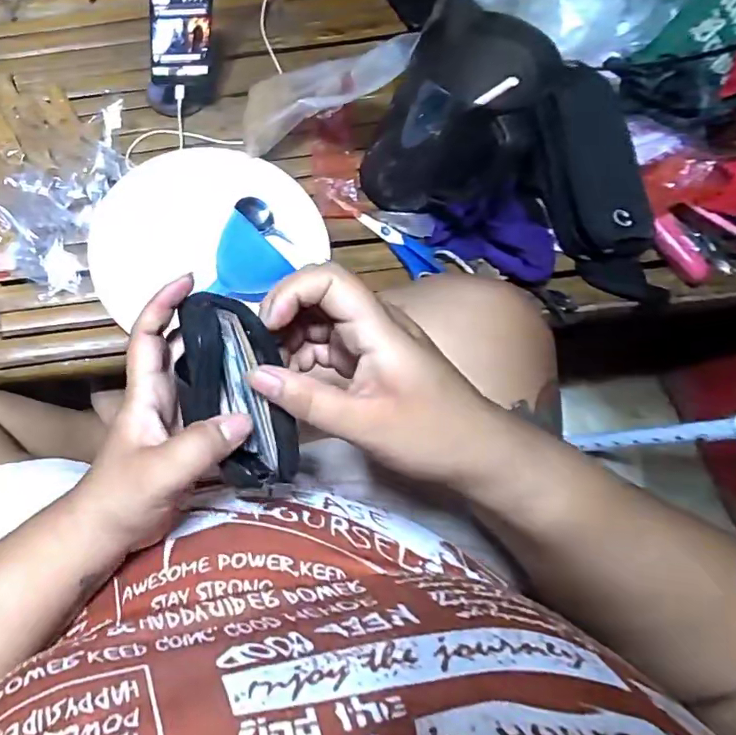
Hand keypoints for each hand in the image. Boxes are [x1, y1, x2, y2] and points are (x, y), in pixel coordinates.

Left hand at [69, 274, 251, 551]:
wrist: (106, 533)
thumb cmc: (119, 497)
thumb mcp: (158, 471)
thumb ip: (199, 446)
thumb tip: (244, 417)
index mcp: (144, 393)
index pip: (148, 335)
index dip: (163, 303)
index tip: (188, 279)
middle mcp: (159, 398)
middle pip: (179, 349)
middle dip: (203, 325)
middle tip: (244, 314)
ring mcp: (174, 420)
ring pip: (199, 378)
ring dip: (223, 360)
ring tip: (260, 348)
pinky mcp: (187, 443)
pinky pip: (213, 411)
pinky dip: (233, 399)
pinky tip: (259, 398)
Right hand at [245, 263, 547, 492]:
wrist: (482, 455)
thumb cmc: (431, 436)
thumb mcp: (363, 424)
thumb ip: (306, 400)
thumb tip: (253, 375)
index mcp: (378, 325)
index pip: (328, 278)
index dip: (290, 292)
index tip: (267, 326)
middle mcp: (372, 321)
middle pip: (316, 296)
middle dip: (282, 321)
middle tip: (258, 356)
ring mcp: (369, 339)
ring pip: (316, 322)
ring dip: (289, 344)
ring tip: (271, 377)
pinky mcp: (367, 358)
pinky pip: (325, 347)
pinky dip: (303, 361)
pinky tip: (291, 385)